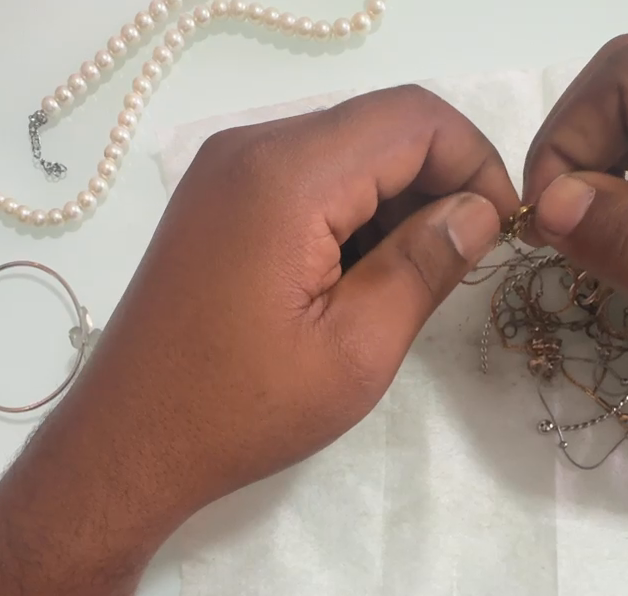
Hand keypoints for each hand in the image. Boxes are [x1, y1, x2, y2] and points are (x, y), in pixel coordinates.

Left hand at [33, 85, 517, 535]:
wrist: (129, 444)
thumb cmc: (241, 412)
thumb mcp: (354, 352)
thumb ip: (423, 267)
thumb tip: (477, 211)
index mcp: (286, 176)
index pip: (413, 118)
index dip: (474, 162)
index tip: (499, 231)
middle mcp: (247, 150)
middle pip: (374, 129)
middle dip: (434, 185)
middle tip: (456, 266)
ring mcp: (220, 177)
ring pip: (338, 158)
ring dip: (387, 207)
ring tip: (402, 286)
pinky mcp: (210, 209)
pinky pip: (298, 187)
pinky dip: (342, 220)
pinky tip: (349, 283)